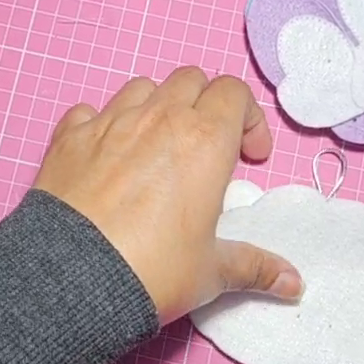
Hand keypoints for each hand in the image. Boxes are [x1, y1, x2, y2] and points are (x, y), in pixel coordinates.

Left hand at [34, 67, 302, 322]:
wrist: (72, 279)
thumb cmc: (152, 270)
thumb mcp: (211, 272)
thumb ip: (255, 267)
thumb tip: (294, 283)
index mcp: (204, 140)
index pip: (234, 93)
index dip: (249, 119)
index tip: (250, 155)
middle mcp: (158, 118)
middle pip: (191, 80)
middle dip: (206, 105)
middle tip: (207, 147)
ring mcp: (109, 122)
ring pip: (142, 88)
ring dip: (157, 107)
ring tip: (157, 147)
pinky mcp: (70, 137)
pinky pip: (89, 111)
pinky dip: (103, 124)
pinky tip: (106, 154)